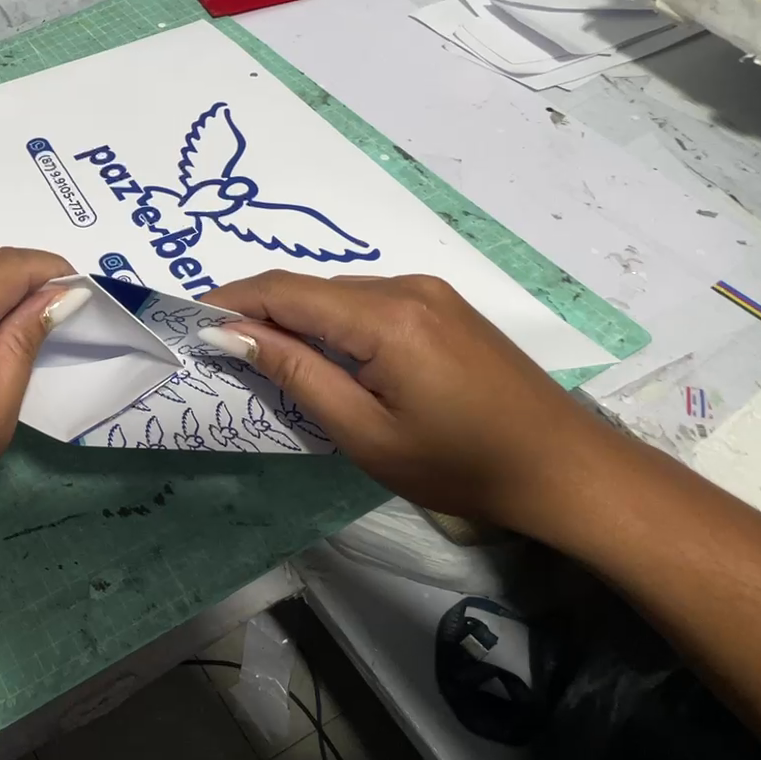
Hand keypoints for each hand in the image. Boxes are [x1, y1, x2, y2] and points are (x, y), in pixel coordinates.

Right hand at [200, 271, 617, 533]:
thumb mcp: (363, 432)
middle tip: (220, 346)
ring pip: (334, 293)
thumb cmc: (461, 465)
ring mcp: (428, 291)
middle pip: (308, 287)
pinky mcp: (441, 305)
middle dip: (257, 309)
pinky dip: (328, 320)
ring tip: (264, 354)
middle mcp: (404, 287)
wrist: (570, 472)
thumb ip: (295, 372)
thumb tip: (232, 333)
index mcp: (385, 317)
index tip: (189, 321)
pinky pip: (364, 300)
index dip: (230, 300)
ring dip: (293, 316)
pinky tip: (323, 354)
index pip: (284, 291)